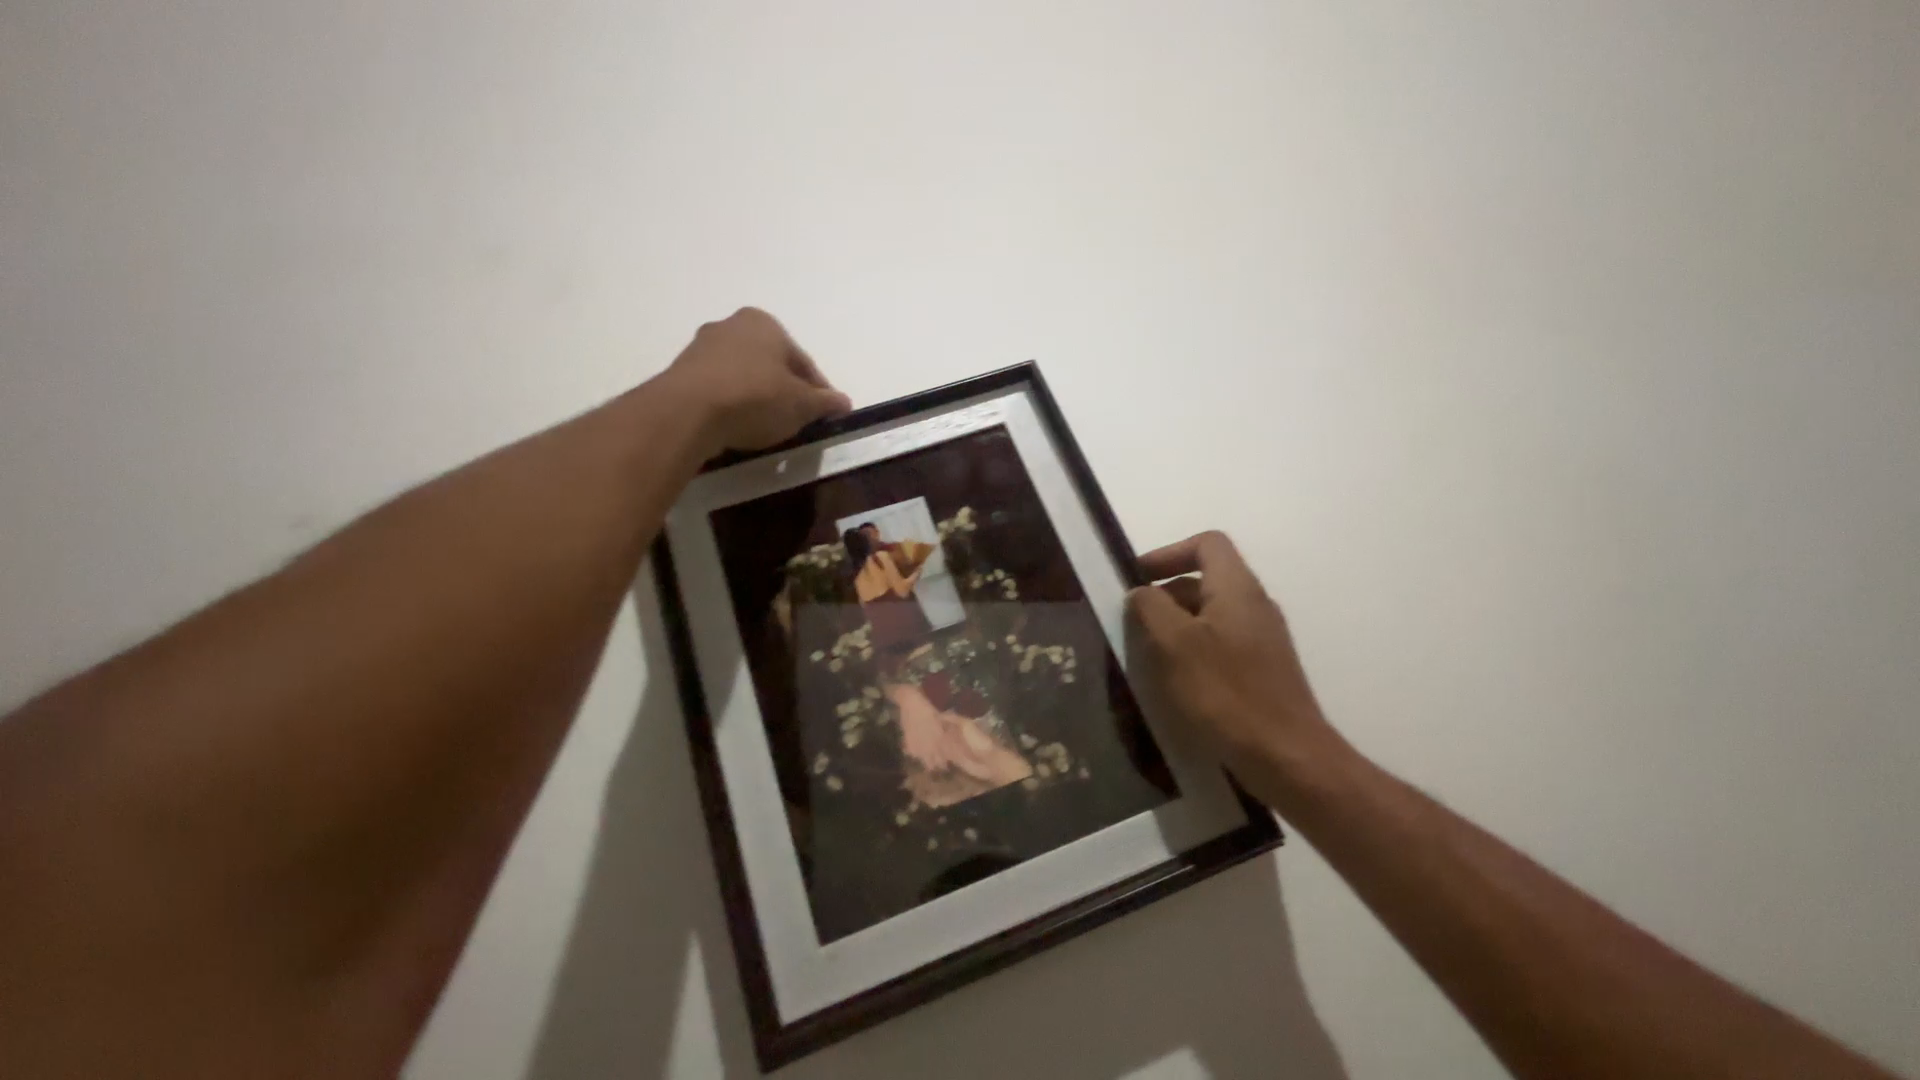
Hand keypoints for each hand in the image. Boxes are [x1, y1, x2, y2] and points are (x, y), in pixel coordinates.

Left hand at [663, 307, 851, 455]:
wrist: (687, 412)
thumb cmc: (754, 398)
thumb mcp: (801, 405)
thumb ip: (825, 402)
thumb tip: (844, 403)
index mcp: (764, 322)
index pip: (802, 361)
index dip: (818, 391)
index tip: (825, 415)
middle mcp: (731, 326)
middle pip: (770, 365)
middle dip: (784, 392)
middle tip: (796, 422)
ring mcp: (701, 348)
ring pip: (742, 376)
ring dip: (756, 399)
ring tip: (766, 430)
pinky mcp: (680, 373)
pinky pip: (717, 390)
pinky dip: (731, 406)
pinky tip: (737, 428)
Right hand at [1127, 531, 1351, 808]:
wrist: (1285, 755)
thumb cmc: (1225, 693)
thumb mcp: (1174, 644)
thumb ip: (1151, 607)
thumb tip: (1141, 592)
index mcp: (1237, 588)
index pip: (1206, 544)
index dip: (1168, 553)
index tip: (1137, 580)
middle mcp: (1255, 605)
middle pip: (1206, 580)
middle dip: (1165, 596)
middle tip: (1133, 624)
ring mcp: (1263, 639)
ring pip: (1211, 616)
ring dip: (1176, 628)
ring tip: (1147, 656)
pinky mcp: (1263, 671)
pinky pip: (1221, 645)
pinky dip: (1193, 653)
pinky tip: (1176, 684)